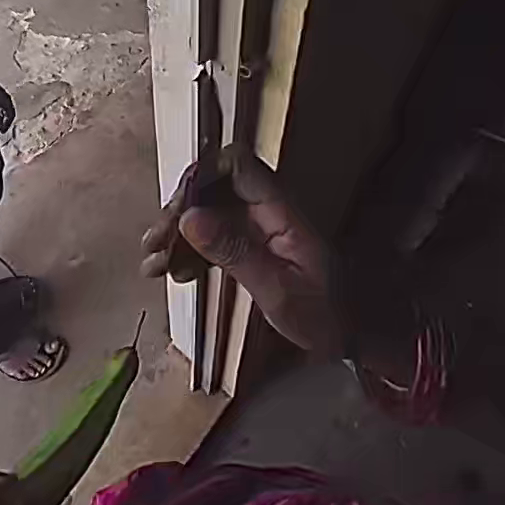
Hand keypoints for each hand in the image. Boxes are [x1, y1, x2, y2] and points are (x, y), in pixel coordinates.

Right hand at [140, 145, 343, 356]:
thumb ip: (233, 252)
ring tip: (153, 265)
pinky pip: (212, 236)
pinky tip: (173, 271)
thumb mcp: (277, 290)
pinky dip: (190, 251)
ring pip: (207, 212)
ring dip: (177, 235)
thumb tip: (189, 217)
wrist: (351, 339)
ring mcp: (255, 227)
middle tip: (154, 244)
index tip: (176, 209)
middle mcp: (264, 209)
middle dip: (179, 212)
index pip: (236, 165)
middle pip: (213, 188)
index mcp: (279, 209)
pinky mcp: (248, 245)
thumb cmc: (324, 314)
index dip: (201, 176)